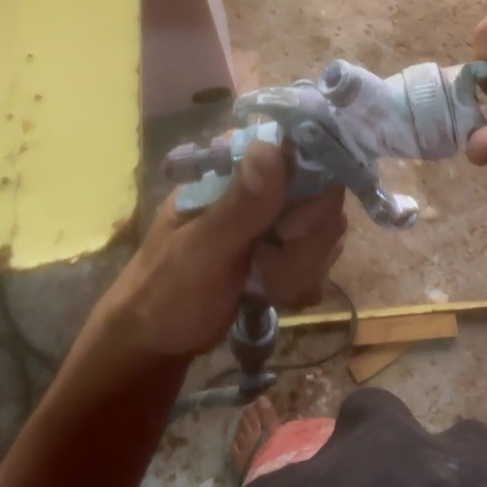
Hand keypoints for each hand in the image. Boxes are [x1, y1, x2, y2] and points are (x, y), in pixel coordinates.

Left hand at [96, 140, 346, 359]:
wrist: (159, 339)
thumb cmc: (165, 289)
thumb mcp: (198, 251)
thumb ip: (238, 206)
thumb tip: (270, 150)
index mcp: (234, 164)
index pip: (298, 147)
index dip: (309, 187)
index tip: (288, 231)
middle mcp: (263, 180)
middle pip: (323, 192)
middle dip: (304, 244)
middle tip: (265, 268)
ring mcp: (278, 213)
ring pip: (327, 227)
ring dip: (301, 268)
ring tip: (261, 285)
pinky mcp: (289, 246)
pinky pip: (323, 254)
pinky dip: (303, 281)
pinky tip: (272, 294)